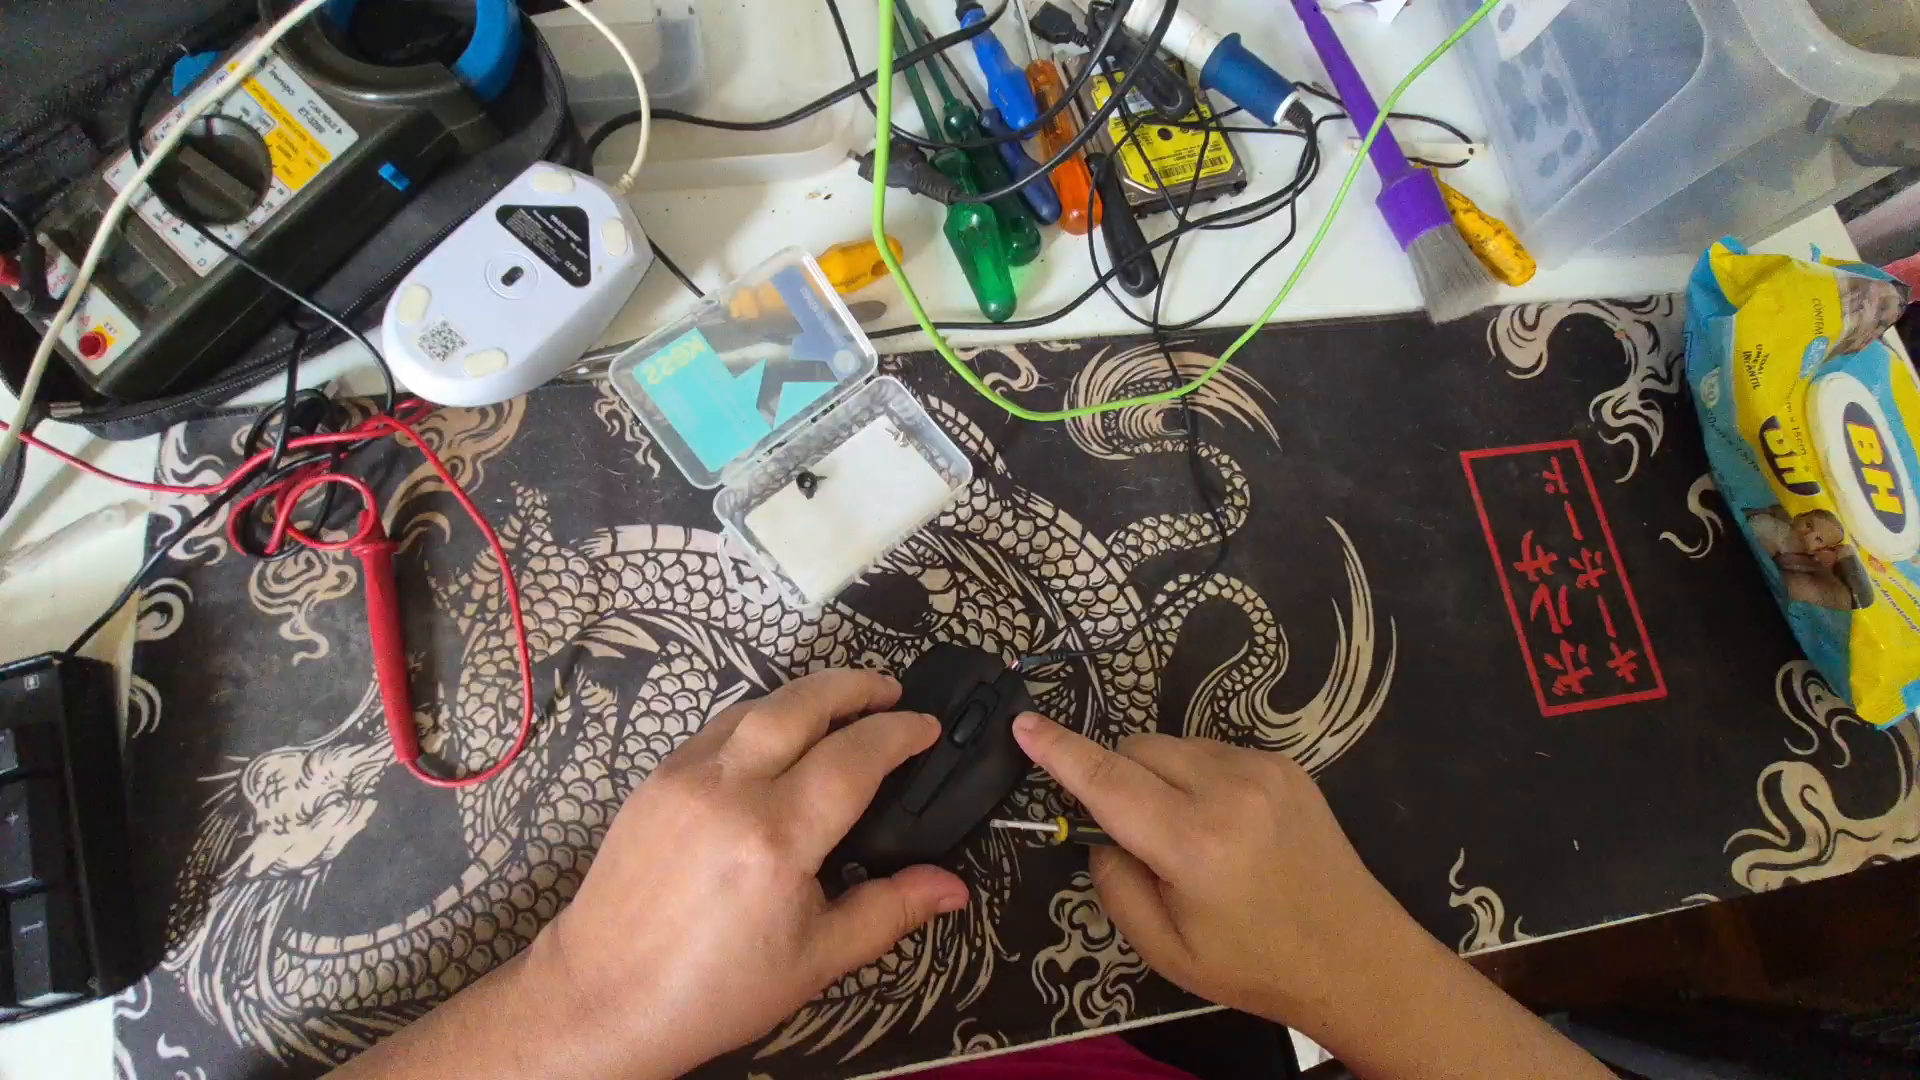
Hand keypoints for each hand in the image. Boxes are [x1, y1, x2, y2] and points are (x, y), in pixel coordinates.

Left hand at [533, 670, 969, 1078]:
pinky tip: (782, 734)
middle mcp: (731, 788)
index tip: (927, 727)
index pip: (855, 756)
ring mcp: (686, 774)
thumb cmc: (714, 989)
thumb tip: (954, 887)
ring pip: (760, 704)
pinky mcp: (657, 775)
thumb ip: (890, 910)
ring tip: (844, 702)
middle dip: (856, 685)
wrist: (595, 999)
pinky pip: (723, 724)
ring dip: (810, 693)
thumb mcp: (815, 960)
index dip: (900, 732)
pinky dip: (765, 715)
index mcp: (777, 837)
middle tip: (892, 688)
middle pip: (804, 702)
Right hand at [1010, 713, 1419, 1029]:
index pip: (1108, 783)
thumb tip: (1100, 830)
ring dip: (1155, 775)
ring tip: (1188, 830)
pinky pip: (1206, 748)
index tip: (1023, 725)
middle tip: (1139, 833)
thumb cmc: (1254, 964)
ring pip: (1168, 744)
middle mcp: (1227, 792)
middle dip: (1116, 778)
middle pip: (1134, 750)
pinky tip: (1222, 819)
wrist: (1360, 958)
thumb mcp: (1164, 949)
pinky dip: (1193, 774)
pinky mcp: (1281, 761)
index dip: (1059, 751)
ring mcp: (1260, 768)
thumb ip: (1113, 882)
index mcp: (1194, 846)